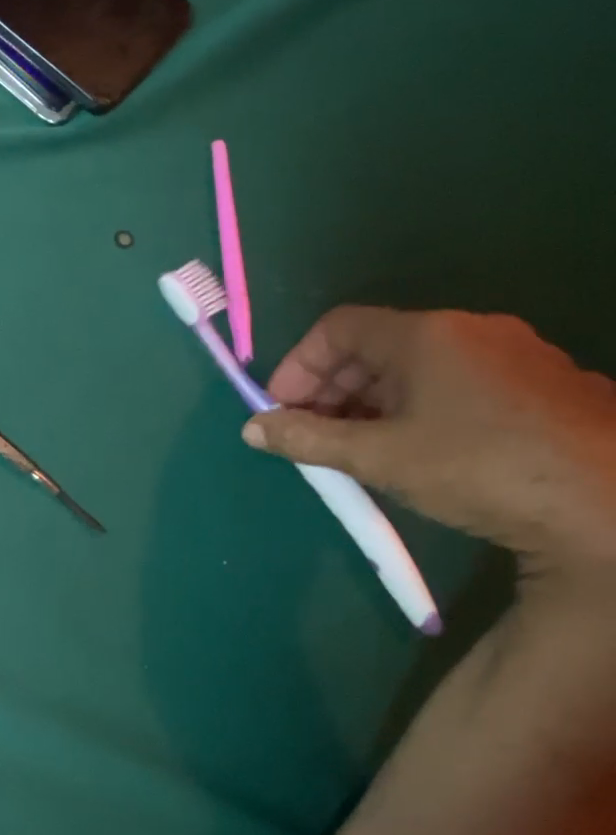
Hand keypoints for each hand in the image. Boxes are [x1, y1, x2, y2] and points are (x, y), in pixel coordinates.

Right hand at [243, 307, 615, 564]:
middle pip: (375, 346)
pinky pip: (458, 384)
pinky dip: (417, 408)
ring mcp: (516, 357)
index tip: (282, 411)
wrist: (615, 507)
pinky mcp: (544, 388)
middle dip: (329, 388)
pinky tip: (417, 452)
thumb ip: (307, 437)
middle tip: (311, 435)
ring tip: (358, 450)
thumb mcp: (376, 457)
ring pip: (416, 367)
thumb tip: (254, 426)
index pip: (336, 328)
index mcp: (427, 336)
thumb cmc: (481, 468)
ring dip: (370, 402)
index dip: (296, 365)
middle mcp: (472, 332)